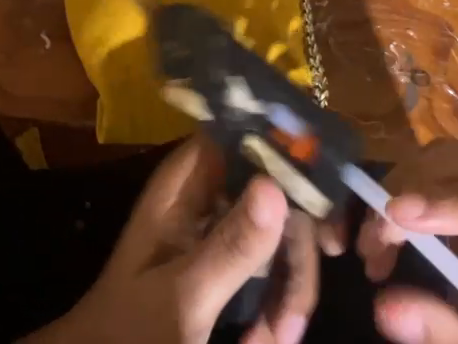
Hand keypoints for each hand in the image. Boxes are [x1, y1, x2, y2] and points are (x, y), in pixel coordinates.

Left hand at [26, 135, 320, 343]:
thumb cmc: (131, 331)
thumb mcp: (186, 294)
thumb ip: (232, 245)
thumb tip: (277, 183)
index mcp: (186, 182)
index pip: (245, 135)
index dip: (290, 154)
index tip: (326, 201)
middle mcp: (205, 194)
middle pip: (276, 192)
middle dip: (293, 252)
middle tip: (295, 316)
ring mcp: (217, 230)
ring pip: (280, 236)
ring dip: (289, 289)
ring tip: (277, 338)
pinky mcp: (226, 265)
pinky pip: (270, 270)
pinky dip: (276, 306)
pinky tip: (267, 339)